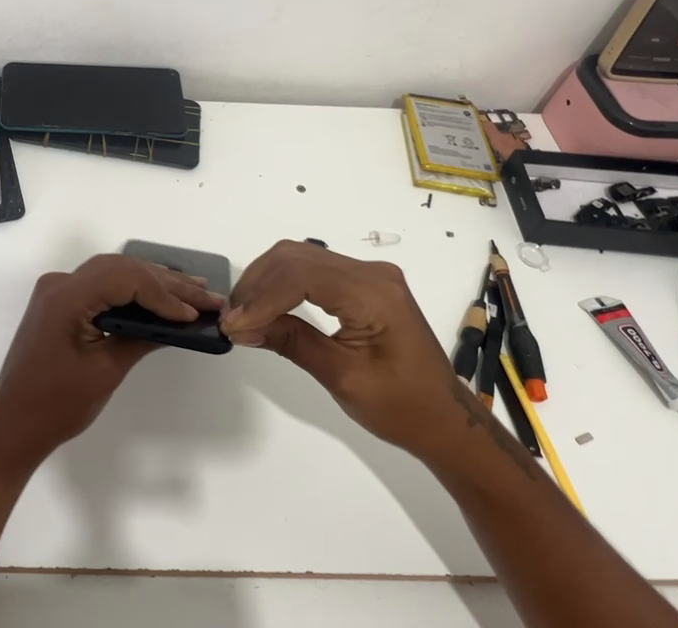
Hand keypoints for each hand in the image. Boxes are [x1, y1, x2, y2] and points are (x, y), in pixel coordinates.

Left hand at [0, 255, 223, 472]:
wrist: (14, 424)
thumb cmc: (56, 404)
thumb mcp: (105, 371)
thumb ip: (140, 338)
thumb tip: (176, 323)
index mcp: (65, 297)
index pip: (125, 279)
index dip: (163, 294)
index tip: (194, 314)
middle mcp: (59, 284)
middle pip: (121, 270)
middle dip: (165, 283)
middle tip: (206, 296)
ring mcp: (57, 292)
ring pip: (113, 274)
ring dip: (151, 282)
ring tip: (193, 292)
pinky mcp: (60, 304)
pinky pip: (101, 286)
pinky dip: (131, 291)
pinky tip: (159, 298)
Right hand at [220, 240, 471, 461]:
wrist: (445, 419)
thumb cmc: (402, 408)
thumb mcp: (343, 378)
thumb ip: (292, 342)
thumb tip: (242, 325)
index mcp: (374, 294)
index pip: (301, 275)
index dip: (261, 297)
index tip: (233, 325)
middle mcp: (372, 273)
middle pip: (296, 257)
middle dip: (258, 284)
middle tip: (232, 320)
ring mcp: (370, 275)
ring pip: (301, 258)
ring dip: (266, 282)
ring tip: (243, 316)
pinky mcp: (365, 284)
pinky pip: (314, 270)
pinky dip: (283, 285)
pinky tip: (267, 309)